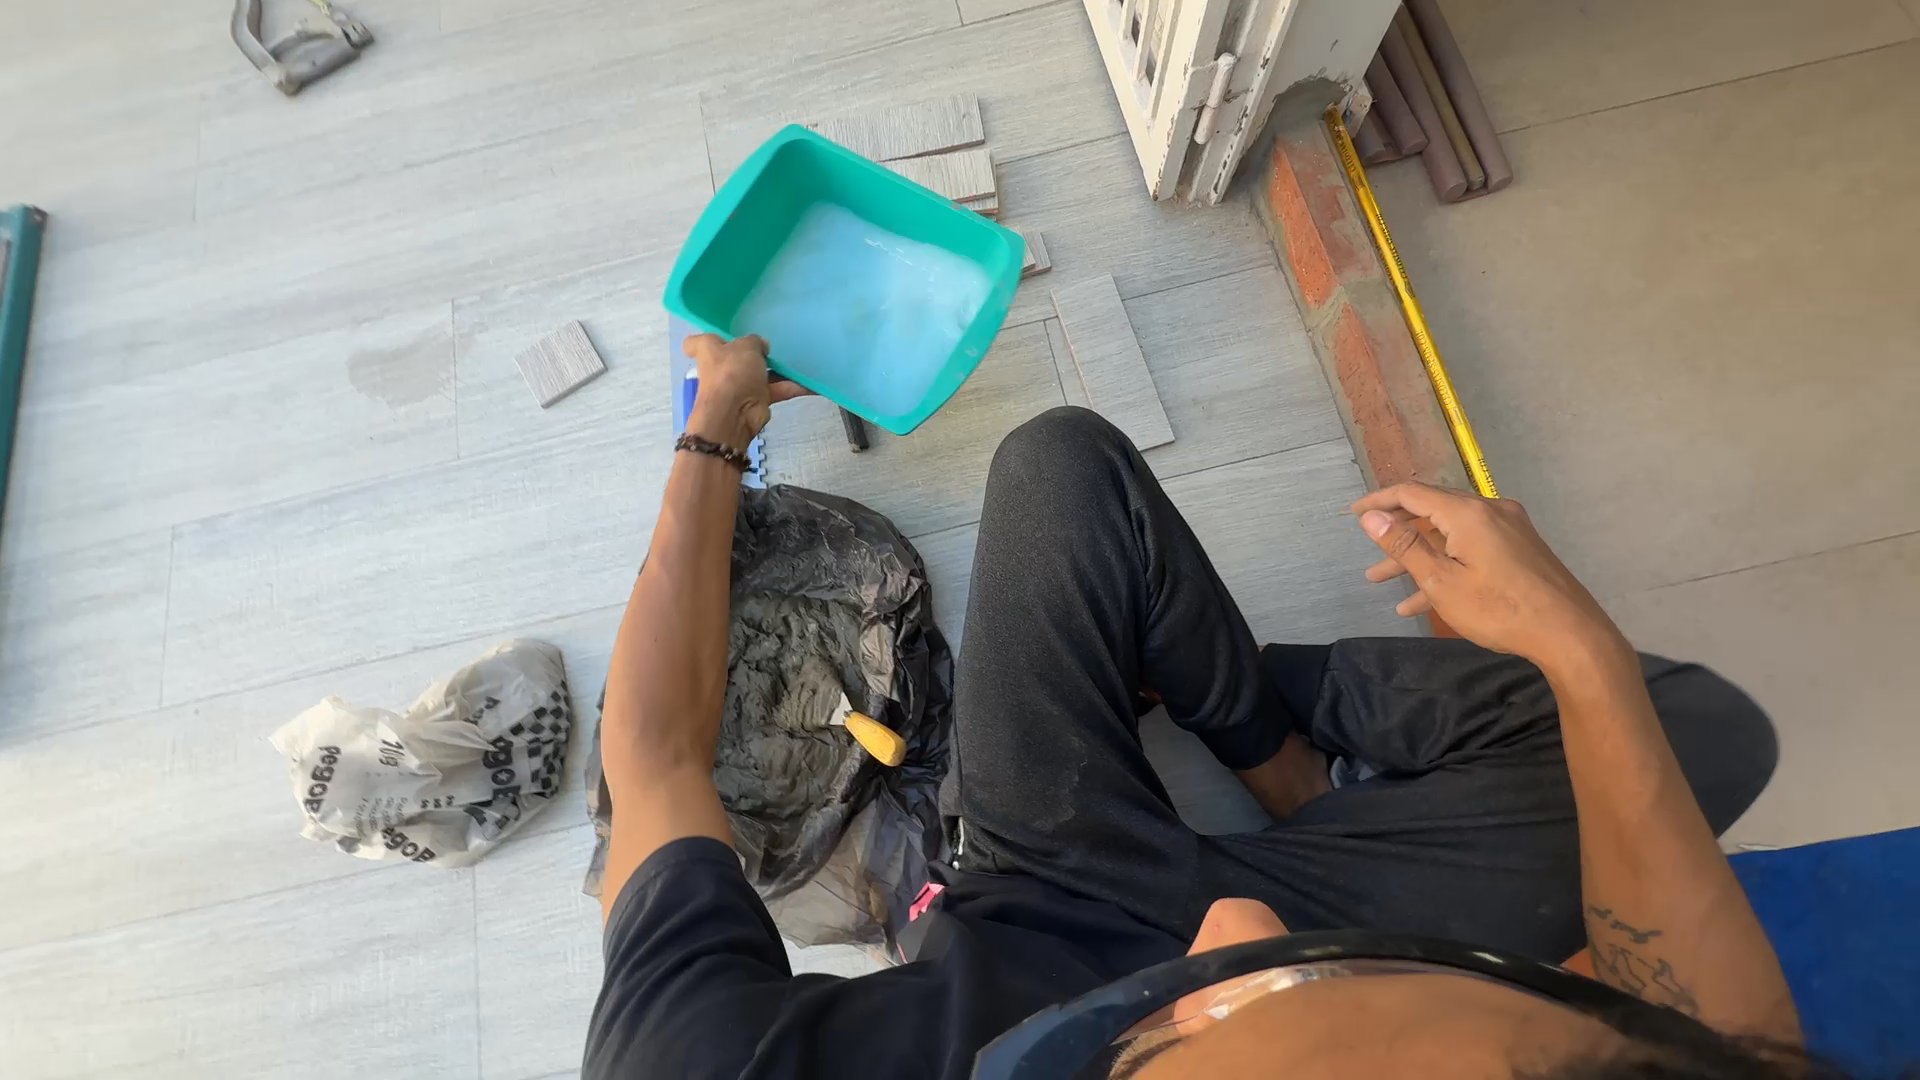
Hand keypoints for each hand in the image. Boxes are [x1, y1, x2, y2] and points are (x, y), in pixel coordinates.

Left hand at [683, 333, 809, 447]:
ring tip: (800, 359)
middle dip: (754, 352)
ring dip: (779, 370)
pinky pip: (776, 389)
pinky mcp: (756, 400)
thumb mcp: (746, 347)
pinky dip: (792, 387)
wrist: (735, 414)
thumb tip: (762, 347)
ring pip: (760, 373)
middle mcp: (721, 367)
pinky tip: (812, 382)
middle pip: (737, 356)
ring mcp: (739, 385)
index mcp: (709, 350)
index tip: (724, 335)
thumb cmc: (733, 373)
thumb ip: (755, 342)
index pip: (696, 343)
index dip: (707, 338)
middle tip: (773, 343)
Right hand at [1352, 483, 1620, 665]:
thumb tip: (1370, 517)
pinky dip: (1442, 564)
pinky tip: (1420, 601)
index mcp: (1468, 514)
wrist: (1570, 636)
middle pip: (1430, 510)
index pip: (1412, 493)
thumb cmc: (1498, 608)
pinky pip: (1468, 548)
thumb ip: (1403, 545)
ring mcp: (1507, 530)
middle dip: (1395, 530)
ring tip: (1379, 579)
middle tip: (1367, 543)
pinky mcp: (1517, 549)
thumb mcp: (1440, 580)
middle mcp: (1489, 512)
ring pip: (1447, 534)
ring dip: (1414, 554)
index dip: (1379, 501)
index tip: (1353, 513)